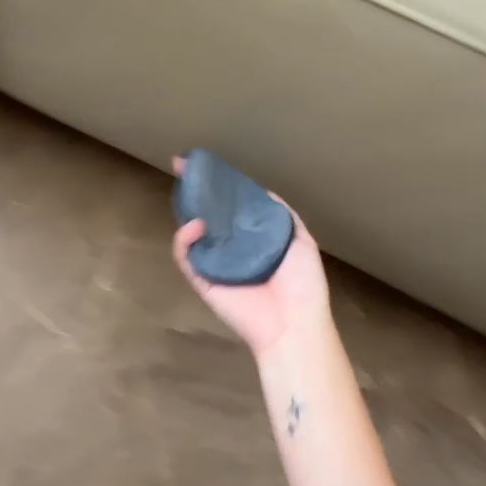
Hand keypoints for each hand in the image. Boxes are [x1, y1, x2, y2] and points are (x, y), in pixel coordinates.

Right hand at [171, 157, 331, 357]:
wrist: (295, 323)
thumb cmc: (303, 283)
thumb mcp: (300, 239)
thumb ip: (280, 215)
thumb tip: (260, 191)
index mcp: (254, 237)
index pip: (232, 205)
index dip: (220, 184)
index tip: (204, 163)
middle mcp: (232, 246)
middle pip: (210, 213)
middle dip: (196, 190)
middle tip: (182, 165)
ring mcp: (215, 262)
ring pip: (194, 231)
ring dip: (188, 209)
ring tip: (187, 189)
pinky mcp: (201, 279)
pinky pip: (185, 256)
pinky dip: (184, 240)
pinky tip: (194, 226)